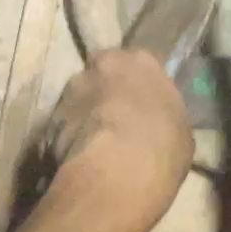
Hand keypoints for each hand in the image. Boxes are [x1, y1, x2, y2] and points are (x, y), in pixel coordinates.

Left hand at [45, 50, 194, 229]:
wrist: (117, 169)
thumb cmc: (162, 146)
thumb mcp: (180, 131)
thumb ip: (163, 116)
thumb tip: (154, 123)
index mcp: (141, 62)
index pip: (139, 65)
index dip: (138, 87)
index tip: (141, 106)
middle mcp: (103, 64)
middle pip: (103, 74)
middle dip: (107, 94)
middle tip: (116, 122)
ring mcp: (72, 88)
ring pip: (79, 98)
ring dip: (85, 115)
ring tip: (95, 146)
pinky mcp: (50, 116)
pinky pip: (62, 124)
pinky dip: (68, 137)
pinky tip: (78, 158)